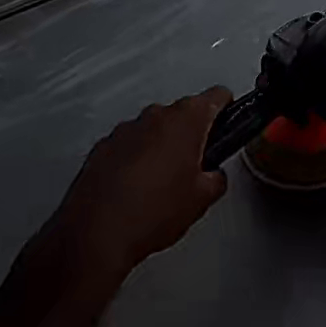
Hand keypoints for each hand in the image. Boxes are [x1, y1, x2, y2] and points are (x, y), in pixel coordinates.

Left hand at [44, 87, 233, 277]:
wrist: (97, 229)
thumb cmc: (155, 209)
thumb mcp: (201, 200)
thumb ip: (216, 179)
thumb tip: (213, 174)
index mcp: (186, 119)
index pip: (217, 96)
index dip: (227, 108)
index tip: (228, 124)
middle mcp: (156, 114)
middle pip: (183, 113)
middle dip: (191, 134)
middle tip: (195, 168)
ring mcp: (127, 127)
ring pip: (154, 129)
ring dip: (161, 146)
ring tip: (160, 185)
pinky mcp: (104, 144)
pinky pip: (129, 144)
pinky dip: (135, 158)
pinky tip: (134, 189)